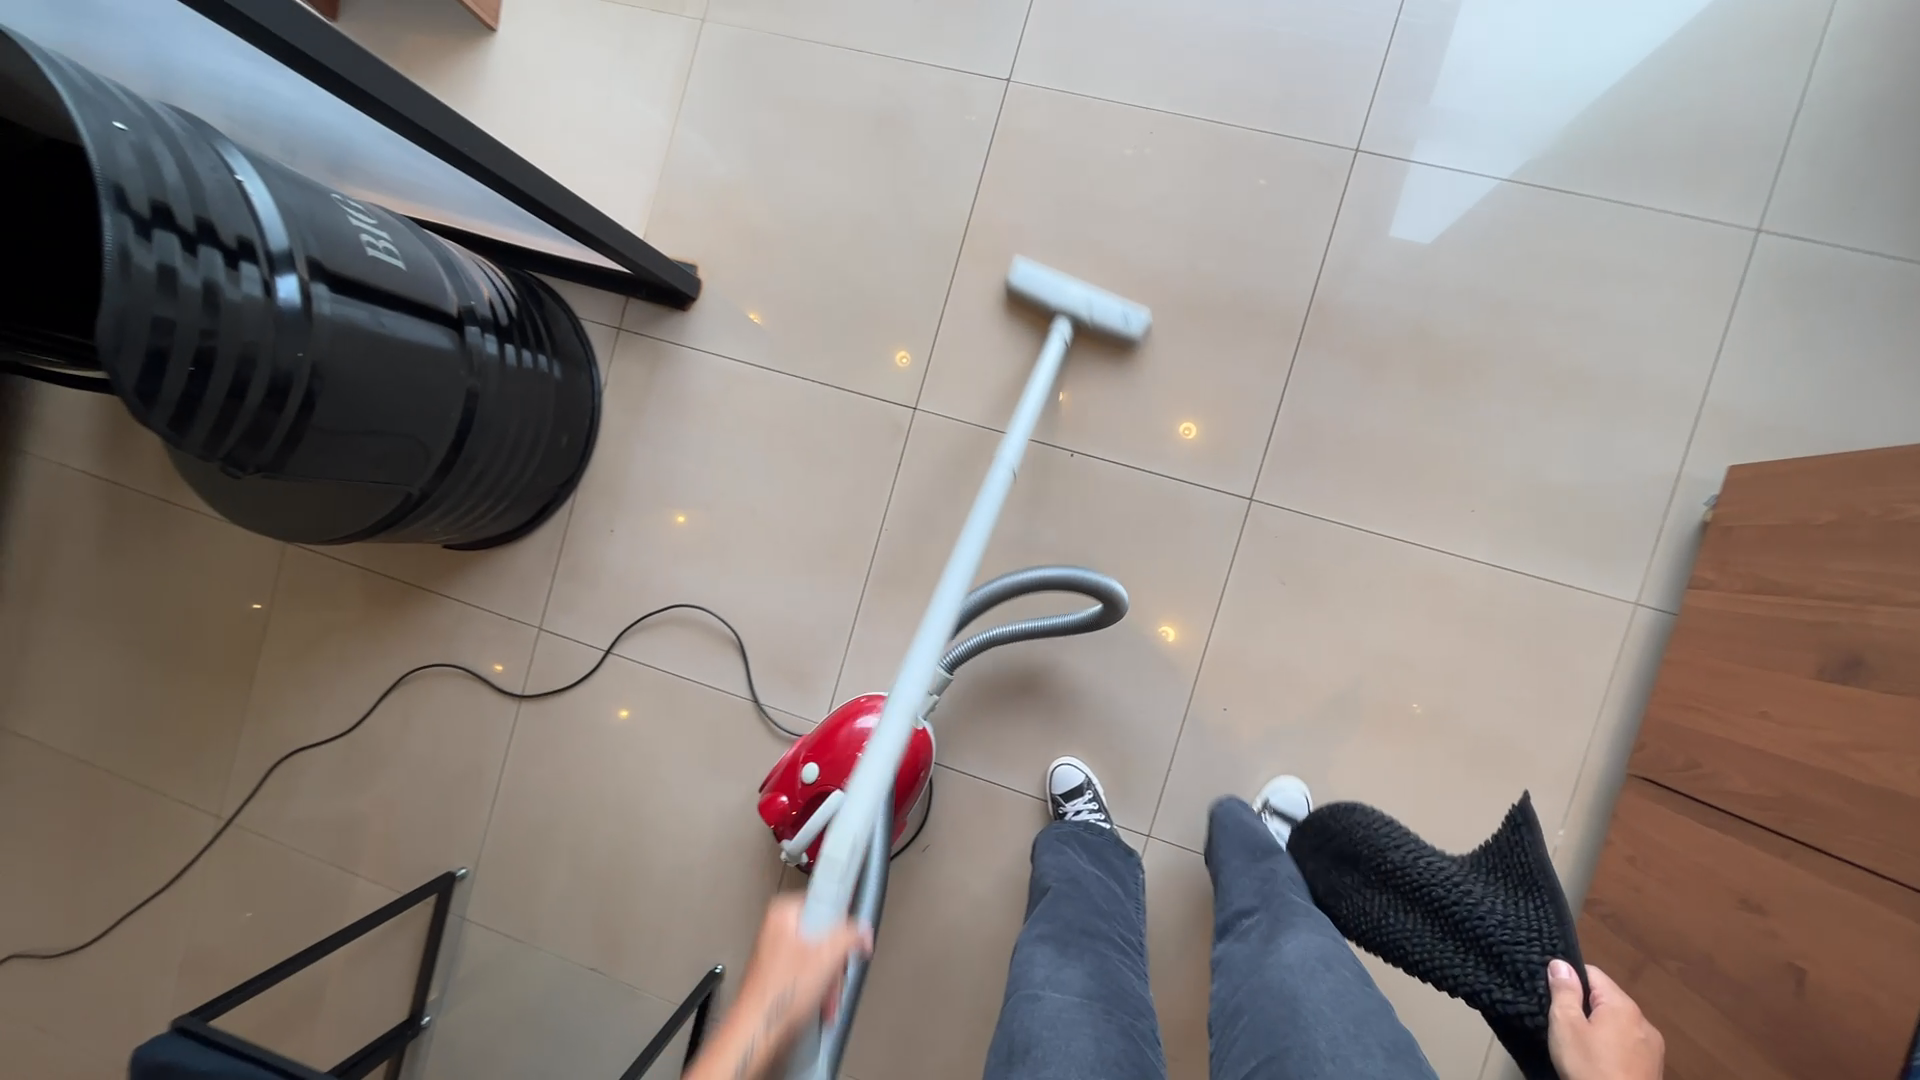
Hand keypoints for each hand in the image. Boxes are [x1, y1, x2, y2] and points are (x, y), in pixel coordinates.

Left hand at [685, 896, 871, 1079]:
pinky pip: (806, 975)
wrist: (755, 1035)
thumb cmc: (780, 994)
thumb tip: (863, 930)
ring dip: (829, 980)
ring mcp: (775, 954)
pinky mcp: (776, 977)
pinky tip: (821, 1005)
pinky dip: (817, 989)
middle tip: (837, 975)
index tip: (850, 940)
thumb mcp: (827, 955)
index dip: (842, 925)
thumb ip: (851, 935)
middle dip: (835, 962)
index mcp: (783, 912)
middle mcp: (776, 929)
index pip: (825, 904)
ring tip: (829, 998)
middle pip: (823, 935)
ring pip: (817, 958)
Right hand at [1546, 959, 1663, 1079]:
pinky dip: (1612, 1042)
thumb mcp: (1566, 1024)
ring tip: (1580, 1042)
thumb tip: (1561, 963)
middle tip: (1564, 1022)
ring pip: (1617, 1020)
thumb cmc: (1589, 1065)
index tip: (1554, 996)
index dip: (1569, 979)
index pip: (1592, 973)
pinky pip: (1628, 1040)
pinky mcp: (1655, 1066)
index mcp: (1623, 1006)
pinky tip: (1600, 1059)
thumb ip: (1564, 991)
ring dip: (1599, 1024)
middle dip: (1584, 1003)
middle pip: (1606, 997)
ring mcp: (1653, 1046)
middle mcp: (1644, 1021)